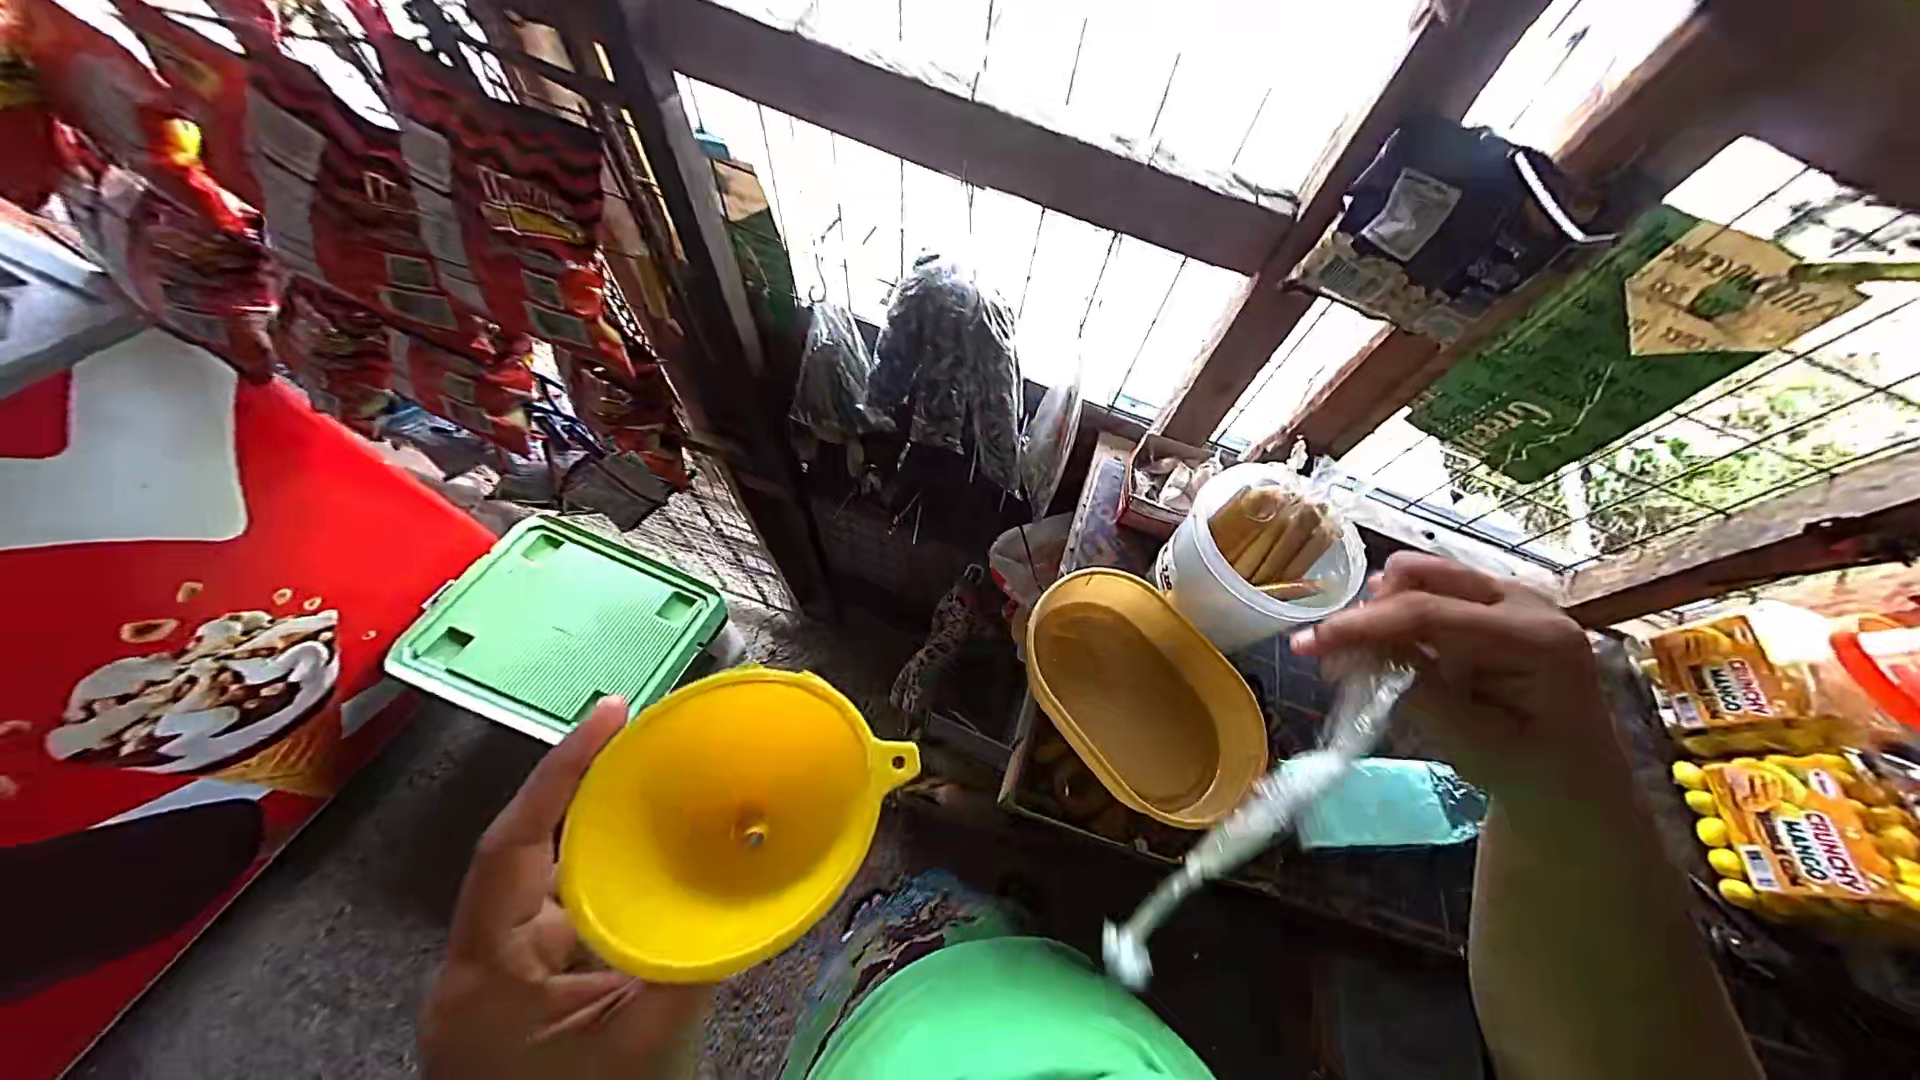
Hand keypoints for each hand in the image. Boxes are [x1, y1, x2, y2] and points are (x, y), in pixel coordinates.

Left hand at [419, 697, 711, 1079]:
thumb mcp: (652, 1039)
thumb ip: (699, 955)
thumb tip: (757, 881)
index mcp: (483, 979)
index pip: (511, 846)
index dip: (560, 771)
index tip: (610, 714)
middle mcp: (475, 967)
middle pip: (524, 850)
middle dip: (580, 787)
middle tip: (635, 736)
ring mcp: (494, 976)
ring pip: (545, 876)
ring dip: (595, 831)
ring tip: (647, 786)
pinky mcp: (520, 984)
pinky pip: (562, 905)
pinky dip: (603, 873)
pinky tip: (644, 859)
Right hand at [1292, 553, 1626, 810]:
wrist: (1572, 783)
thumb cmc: (1529, 772)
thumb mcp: (1469, 742)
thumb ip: (1411, 690)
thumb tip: (1349, 653)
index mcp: (1536, 638)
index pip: (1428, 611)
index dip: (1360, 625)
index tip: (1306, 644)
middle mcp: (1525, 602)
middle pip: (1420, 574)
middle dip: (1367, 610)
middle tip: (1334, 654)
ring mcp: (1506, 598)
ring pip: (1417, 575)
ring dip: (1378, 612)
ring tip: (1362, 657)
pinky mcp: (1487, 603)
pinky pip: (1424, 589)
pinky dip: (1391, 615)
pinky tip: (1384, 648)